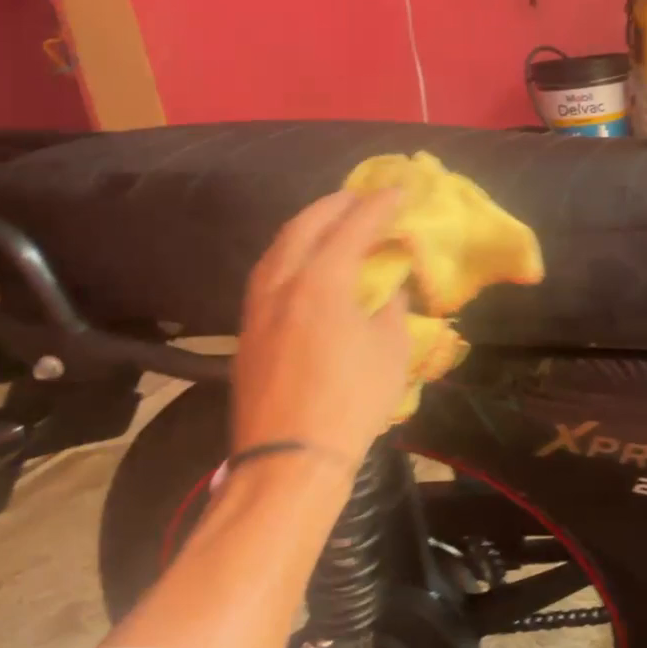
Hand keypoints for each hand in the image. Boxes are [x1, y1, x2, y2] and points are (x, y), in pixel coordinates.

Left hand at [232, 191, 411, 471]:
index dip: (378, 206)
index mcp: (321, 282)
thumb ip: (390, 309)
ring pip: (277, 250)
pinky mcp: (247, 333)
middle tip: (361, 197)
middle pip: (303, 227)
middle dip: (334, 206)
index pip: (352, 228)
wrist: (290, 456)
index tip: (398, 190)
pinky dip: (291, 256)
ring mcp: (257, 308)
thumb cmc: (352, 400)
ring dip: (306, 228)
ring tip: (331, 224)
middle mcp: (281, 284)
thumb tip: (388, 288)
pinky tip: (305, 267)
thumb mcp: (391, 351)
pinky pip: (268, 275)